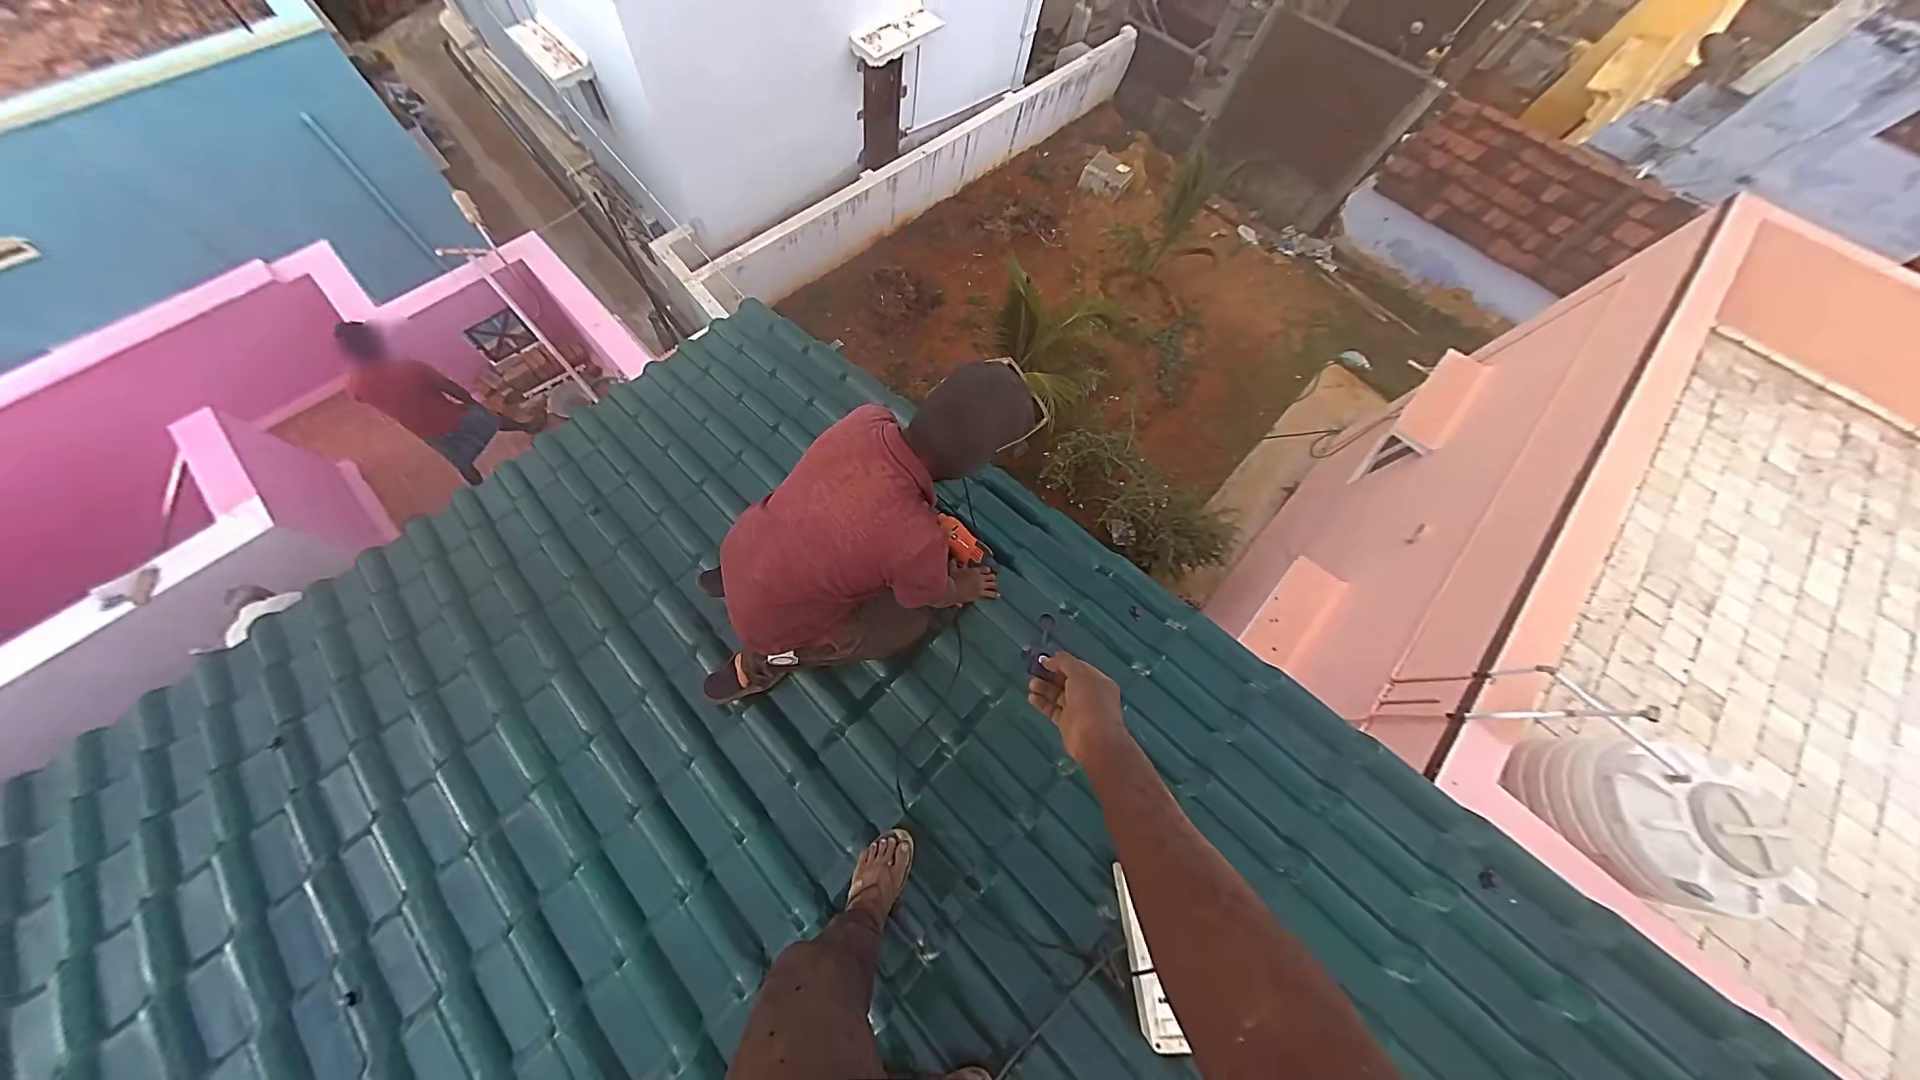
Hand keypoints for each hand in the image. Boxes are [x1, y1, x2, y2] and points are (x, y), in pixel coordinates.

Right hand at [949, 566, 998, 603]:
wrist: (951, 590)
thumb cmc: (952, 579)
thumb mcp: (953, 570)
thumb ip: (954, 564)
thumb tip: (954, 559)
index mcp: (975, 571)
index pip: (986, 569)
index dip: (987, 570)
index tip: (987, 572)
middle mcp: (980, 578)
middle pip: (992, 576)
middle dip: (992, 578)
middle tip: (991, 580)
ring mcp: (981, 586)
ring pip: (993, 585)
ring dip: (994, 586)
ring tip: (994, 588)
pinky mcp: (980, 594)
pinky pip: (990, 594)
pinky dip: (994, 595)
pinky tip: (997, 596)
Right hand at [1027, 651, 1127, 764]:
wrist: (1094, 739)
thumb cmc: (1090, 702)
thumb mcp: (1079, 674)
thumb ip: (1064, 663)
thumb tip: (1049, 659)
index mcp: (1097, 680)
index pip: (1077, 667)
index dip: (1061, 662)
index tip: (1044, 659)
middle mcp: (1088, 694)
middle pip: (1066, 680)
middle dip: (1050, 674)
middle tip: (1034, 671)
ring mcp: (1077, 709)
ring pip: (1058, 694)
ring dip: (1044, 688)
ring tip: (1032, 684)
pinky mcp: (1066, 722)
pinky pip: (1052, 709)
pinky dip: (1042, 703)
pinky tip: (1031, 697)